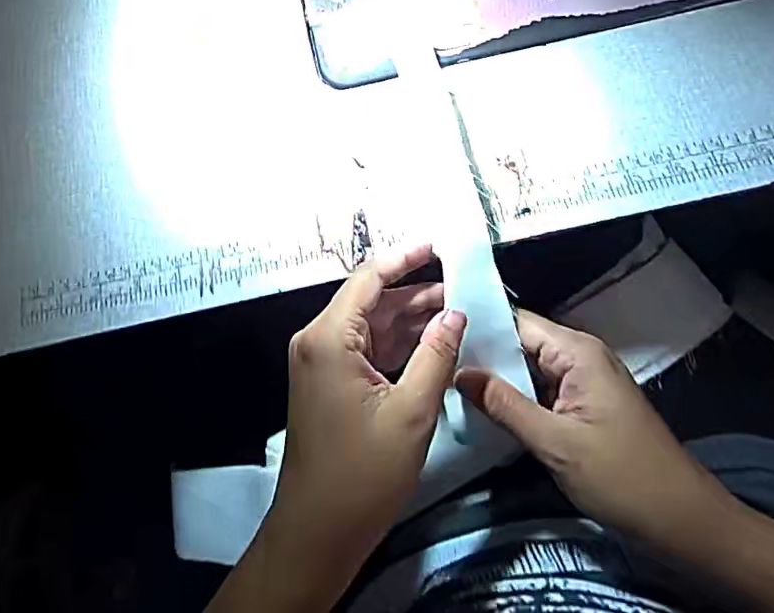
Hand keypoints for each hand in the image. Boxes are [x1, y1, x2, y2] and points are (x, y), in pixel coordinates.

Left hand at [268, 245, 467, 569]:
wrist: (318, 528)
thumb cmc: (362, 473)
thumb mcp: (411, 413)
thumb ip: (435, 356)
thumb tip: (454, 314)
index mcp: (328, 337)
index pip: (367, 280)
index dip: (402, 259)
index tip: (433, 246)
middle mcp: (317, 339)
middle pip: (369, 301)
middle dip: (413, 292)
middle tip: (456, 286)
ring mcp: (319, 360)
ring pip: (368, 325)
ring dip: (407, 318)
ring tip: (451, 311)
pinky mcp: (327, 379)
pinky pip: (363, 347)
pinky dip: (394, 343)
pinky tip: (428, 342)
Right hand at [454, 309, 733, 550]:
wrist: (690, 528)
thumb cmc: (625, 479)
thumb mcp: (556, 444)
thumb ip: (503, 404)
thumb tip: (456, 371)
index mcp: (576, 352)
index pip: (513, 321)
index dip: (475, 325)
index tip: (436, 331)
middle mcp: (579, 356)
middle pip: (517, 341)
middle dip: (480, 352)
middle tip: (436, 359)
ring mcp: (583, 380)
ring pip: (526, 366)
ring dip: (496, 376)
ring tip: (449, 378)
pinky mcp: (583, 403)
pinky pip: (539, 387)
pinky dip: (514, 395)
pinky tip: (484, 405)